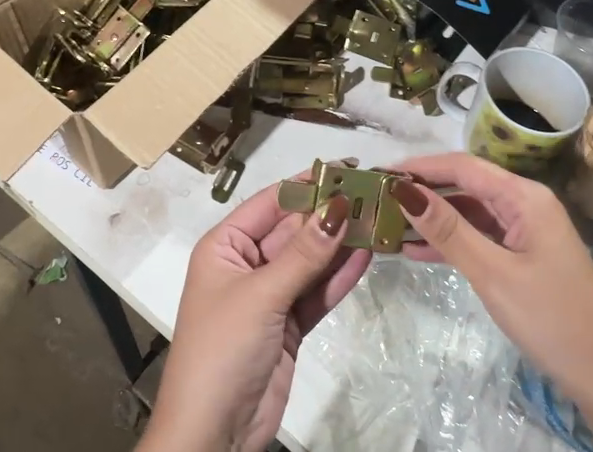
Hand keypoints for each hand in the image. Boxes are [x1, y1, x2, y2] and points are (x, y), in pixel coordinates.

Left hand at [139, 172, 371, 451]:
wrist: (213, 433)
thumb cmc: (222, 350)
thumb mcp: (261, 295)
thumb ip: (303, 254)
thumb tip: (338, 206)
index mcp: (224, 246)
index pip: (270, 203)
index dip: (307, 184)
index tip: (346, 168)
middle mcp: (245, 264)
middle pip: (293, 230)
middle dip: (330, 214)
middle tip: (373, 194)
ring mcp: (269, 296)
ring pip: (310, 261)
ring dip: (340, 243)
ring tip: (379, 218)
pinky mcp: (288, 326)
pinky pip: (317, 292)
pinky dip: (340, 277)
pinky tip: (367, 255)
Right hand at [389, 153, 592, 406]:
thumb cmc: (550, 319)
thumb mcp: (492, 273)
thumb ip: (448, 229)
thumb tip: (403, 191)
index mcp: (525, 197)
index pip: (463, 166)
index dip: (420, 166)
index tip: (379, 173)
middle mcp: (526, 203)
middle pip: (465, 184)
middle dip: (423, 190)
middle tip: (378, 198)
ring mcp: (526, 229)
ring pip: (469, 211)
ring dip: (433, 218)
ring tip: (388, 224)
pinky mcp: (524, 254)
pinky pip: (480, 235)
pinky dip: (450, 241)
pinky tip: (415, 250)